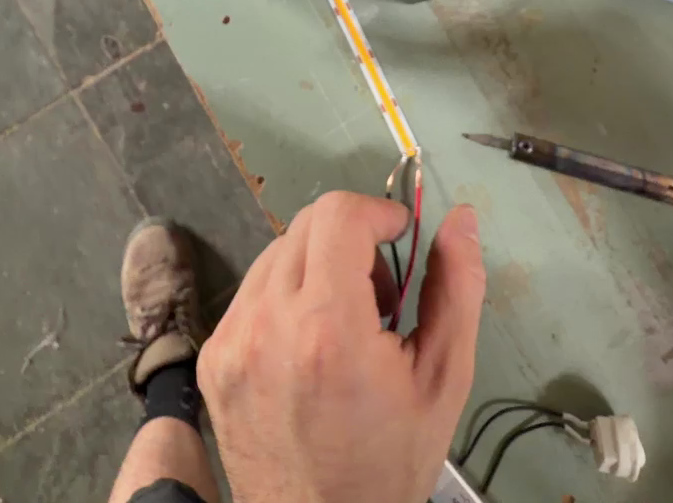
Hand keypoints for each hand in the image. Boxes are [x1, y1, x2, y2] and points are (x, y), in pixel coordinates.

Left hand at [200, 191, 485, 502]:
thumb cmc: (390, 460)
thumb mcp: (444, 378)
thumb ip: (457, 289)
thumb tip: (460, 217)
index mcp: (328, 329)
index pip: (339, 215)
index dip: (377, 213)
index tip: (398, 239)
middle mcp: (267, 323)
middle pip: (308, 224)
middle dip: (353, 239)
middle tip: (380, 295)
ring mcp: (231, 339)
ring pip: (278, 250)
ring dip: (319, 264)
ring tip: (344, 321)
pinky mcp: (212, 355)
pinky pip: (253, 288)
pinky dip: (286, 293)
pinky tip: (308, 343)